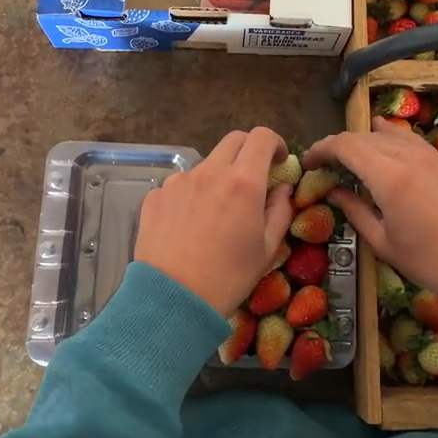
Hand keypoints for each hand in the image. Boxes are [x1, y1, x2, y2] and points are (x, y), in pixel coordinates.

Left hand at [136, 127, 294, 315]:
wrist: (172, 300)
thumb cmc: (228, 277)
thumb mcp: (267, 249)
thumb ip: (280, 210)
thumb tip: (281, 187)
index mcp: (243, 182)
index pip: (261, 136)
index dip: (274, 142)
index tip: (277, 160)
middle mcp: (210, 172)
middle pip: (233, 141)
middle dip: (248, 151)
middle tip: (252, 178)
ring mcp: (178, 181)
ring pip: (205, 165)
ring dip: (218, 176)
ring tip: (215, 212)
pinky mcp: (155, 196)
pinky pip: (180, 185)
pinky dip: (191, 195)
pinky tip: (188, 225)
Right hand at [303, 118, 437, 300]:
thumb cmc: (429, 261)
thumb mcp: (383, 242)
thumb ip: (355, 211)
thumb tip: (335, 191)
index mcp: (389, 177)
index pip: (345, 145)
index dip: (321, 149)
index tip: (308, 162)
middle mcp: (408, 156)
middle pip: (363, 136)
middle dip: (339, 146)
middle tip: (325, 165)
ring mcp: (429, 154)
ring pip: (386, 133)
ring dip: (364, 141)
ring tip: (352, 161)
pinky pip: (408, 138)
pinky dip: (389, 139)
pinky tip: (383, 151)